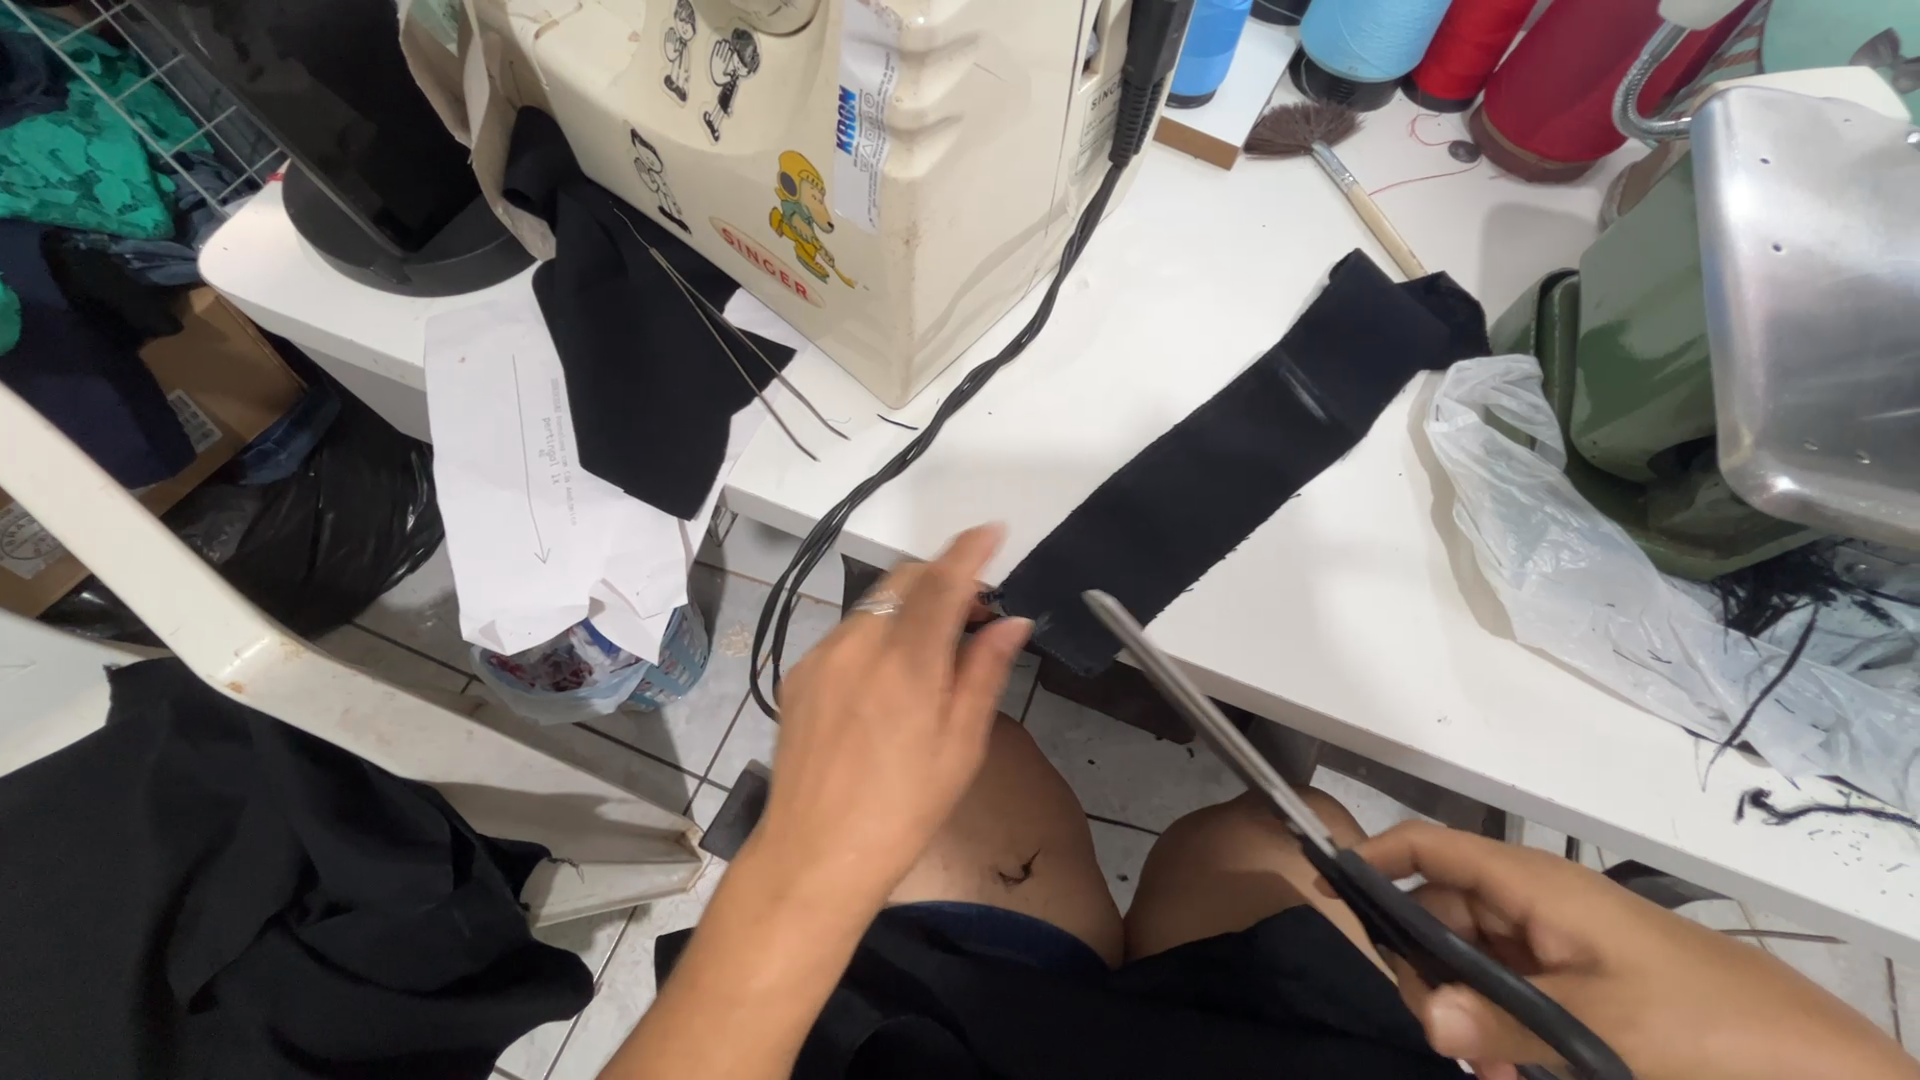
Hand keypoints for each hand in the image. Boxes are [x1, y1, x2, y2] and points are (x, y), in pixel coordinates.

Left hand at [749, 524, 1031, 905]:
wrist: (814, 854)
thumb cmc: (903, 809)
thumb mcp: (961, 746)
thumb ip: (983, 672)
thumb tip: (1011, 621)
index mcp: (906, 666)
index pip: (942, 583)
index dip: (970, 550)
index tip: (992, 532)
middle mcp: (858, 646)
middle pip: (903, 580)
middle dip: (942, 577)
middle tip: (974, 613)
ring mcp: (822, 657)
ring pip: (875, 604)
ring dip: (911, 607)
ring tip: (935, 651)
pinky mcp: (800, 673)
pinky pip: (849, 632)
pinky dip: (880, 632)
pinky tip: (890, 676)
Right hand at [1346, 823, 1918, 1079]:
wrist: (1836, 1077)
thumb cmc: (1713, 1025)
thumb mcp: (1605, 1027)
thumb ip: (1504, 1020)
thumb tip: (1420, 1016)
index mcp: (1534, 884)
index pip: (1430, 847)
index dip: (1373, 857)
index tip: (1327, 890)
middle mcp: (1537, 907)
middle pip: (1442, 910)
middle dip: (1421, 962)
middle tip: (1421, 1022)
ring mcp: (1560, 949)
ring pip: (1474, 960)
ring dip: (1461, 1006)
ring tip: (1474, 1062)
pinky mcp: (1583, 989)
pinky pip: (1513, 995)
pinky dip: (1496, 1027)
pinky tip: (1503, 1068)